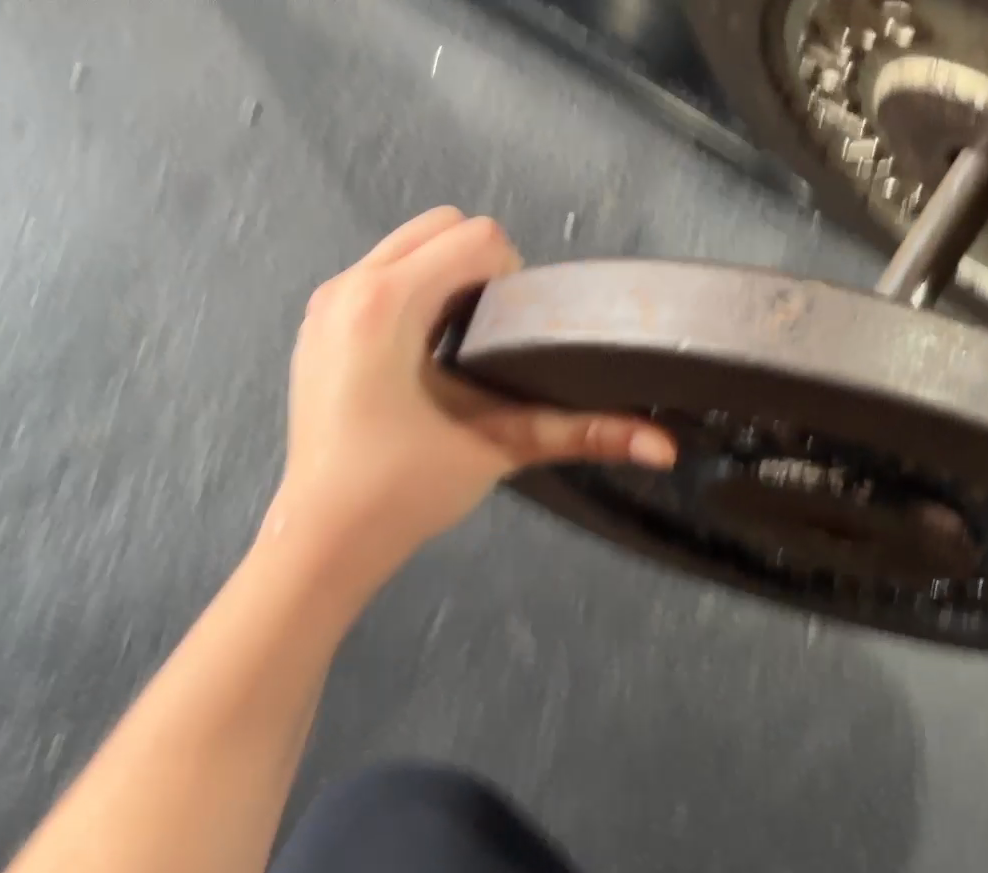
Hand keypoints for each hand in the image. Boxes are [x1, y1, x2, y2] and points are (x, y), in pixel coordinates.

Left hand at [274, 207, 675, 561]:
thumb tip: (667, 449)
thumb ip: (585, 435)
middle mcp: (350, 284)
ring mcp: (327, 303)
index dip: (517, 279)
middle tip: (503, 339)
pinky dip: (417, 296)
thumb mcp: (504, 447)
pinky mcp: (319, 326)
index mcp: (389, 301)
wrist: (327, 532)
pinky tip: (430, 359)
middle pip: (440, 226)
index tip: (524, 336)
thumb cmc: (408, 486)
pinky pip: (381, 276)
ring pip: (406, 248)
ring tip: (471, 349)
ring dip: (449, 280)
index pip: (477, 237)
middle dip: (484, 269)